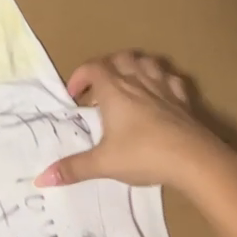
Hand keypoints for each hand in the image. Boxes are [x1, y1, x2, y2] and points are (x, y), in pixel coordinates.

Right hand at [34, 50, 236, 196]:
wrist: (194, 160)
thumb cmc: (144, 155)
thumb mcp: (104, 164)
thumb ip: (74, 168)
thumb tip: (42, 178)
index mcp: (114, 90)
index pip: (92, 68)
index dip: (79, 76)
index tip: (73, 96)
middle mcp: (137, 81)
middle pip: (119, 58)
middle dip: (106, 67)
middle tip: (98, 89)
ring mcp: (162, 88)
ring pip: (146, 62)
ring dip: (133, 66)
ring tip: (126, 83)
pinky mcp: (183, 99)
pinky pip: (170, 79)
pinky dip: (161, 80)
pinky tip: (158, 93)